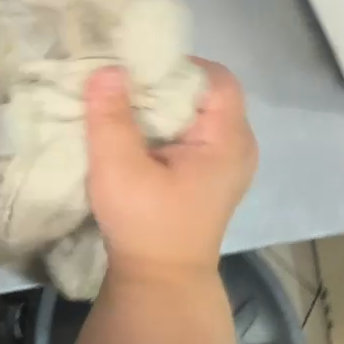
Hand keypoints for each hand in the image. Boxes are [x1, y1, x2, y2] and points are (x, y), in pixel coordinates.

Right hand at [85, 59, 256, 284]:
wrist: (159, 278)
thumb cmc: (144, 221)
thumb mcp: (118, 166)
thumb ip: (111, 117)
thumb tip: (106, 69)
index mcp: (227, 139)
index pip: (216, 79)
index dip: (177, 66)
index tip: (133, 69)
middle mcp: (236, 147)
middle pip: (204, 96)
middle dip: (161, 86)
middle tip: (118, 86)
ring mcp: (224, 165)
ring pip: (194, 117)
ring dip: (158, 109)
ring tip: (120, 110)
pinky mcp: (205, 179)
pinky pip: (187, 138)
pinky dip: (160, 129)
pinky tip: (131, 138)